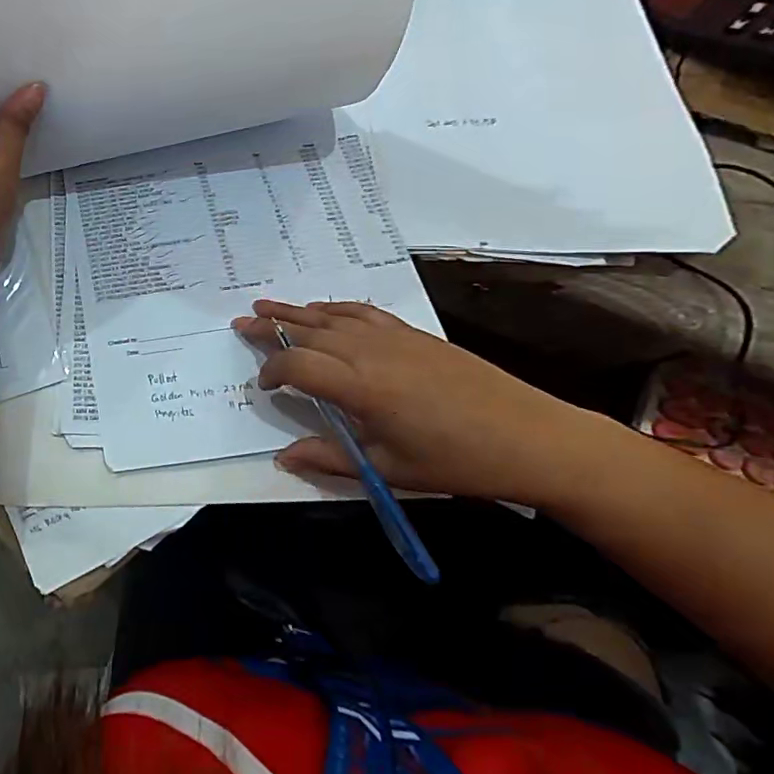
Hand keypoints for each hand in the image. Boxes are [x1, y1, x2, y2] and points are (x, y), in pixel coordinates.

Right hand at [233, 299, 613, 504]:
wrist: (532, 438)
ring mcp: (394, 338)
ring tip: (266, 305)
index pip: (298, 365)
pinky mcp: (414, 334)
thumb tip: (284, 457)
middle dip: (270, 327)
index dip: (272, 371)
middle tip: (241, 323)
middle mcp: (371, 353)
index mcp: (361, 387)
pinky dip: (335, 308)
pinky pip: (363, 312)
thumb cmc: (457, 461)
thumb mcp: (389, 468)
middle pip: (308, 331)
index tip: (264, 387)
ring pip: (332, 316)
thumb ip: (330, 458)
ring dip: (296, 311)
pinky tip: (323, 309)